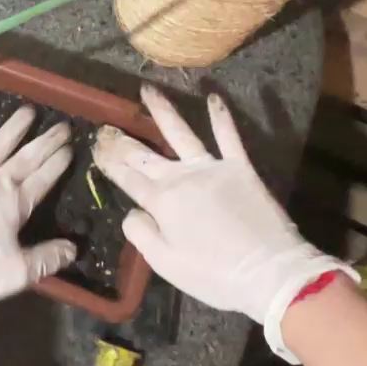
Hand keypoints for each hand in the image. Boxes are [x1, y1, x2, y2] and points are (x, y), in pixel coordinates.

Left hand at [0, 106, 76, 310]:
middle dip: (45, 142)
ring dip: (13, 128)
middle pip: (25, 159)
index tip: (70, 148)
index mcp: (15, 206)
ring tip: (28, 111)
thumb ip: (47, 258)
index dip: (57, 164)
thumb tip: (74, 247)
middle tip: (61, 126)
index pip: (42, 180)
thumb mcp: (16, 272)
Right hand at [94, 86, 349, 361]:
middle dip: (123, 139)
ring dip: (163, 110)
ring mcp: (212, 168)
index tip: (95, 147)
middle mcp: (182, 177)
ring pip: (181, 133)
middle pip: (145, 154)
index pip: (127, 177)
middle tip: (107, 125)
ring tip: (147, 90)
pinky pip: (229, 137)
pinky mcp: (240, 167)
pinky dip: (220, 117)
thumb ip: (141, 235)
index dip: (109, 162)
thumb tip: (131, 212)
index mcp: (161, 202)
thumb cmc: (215, 275)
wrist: (271, 273)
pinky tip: (213, 97)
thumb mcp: (166, 265)